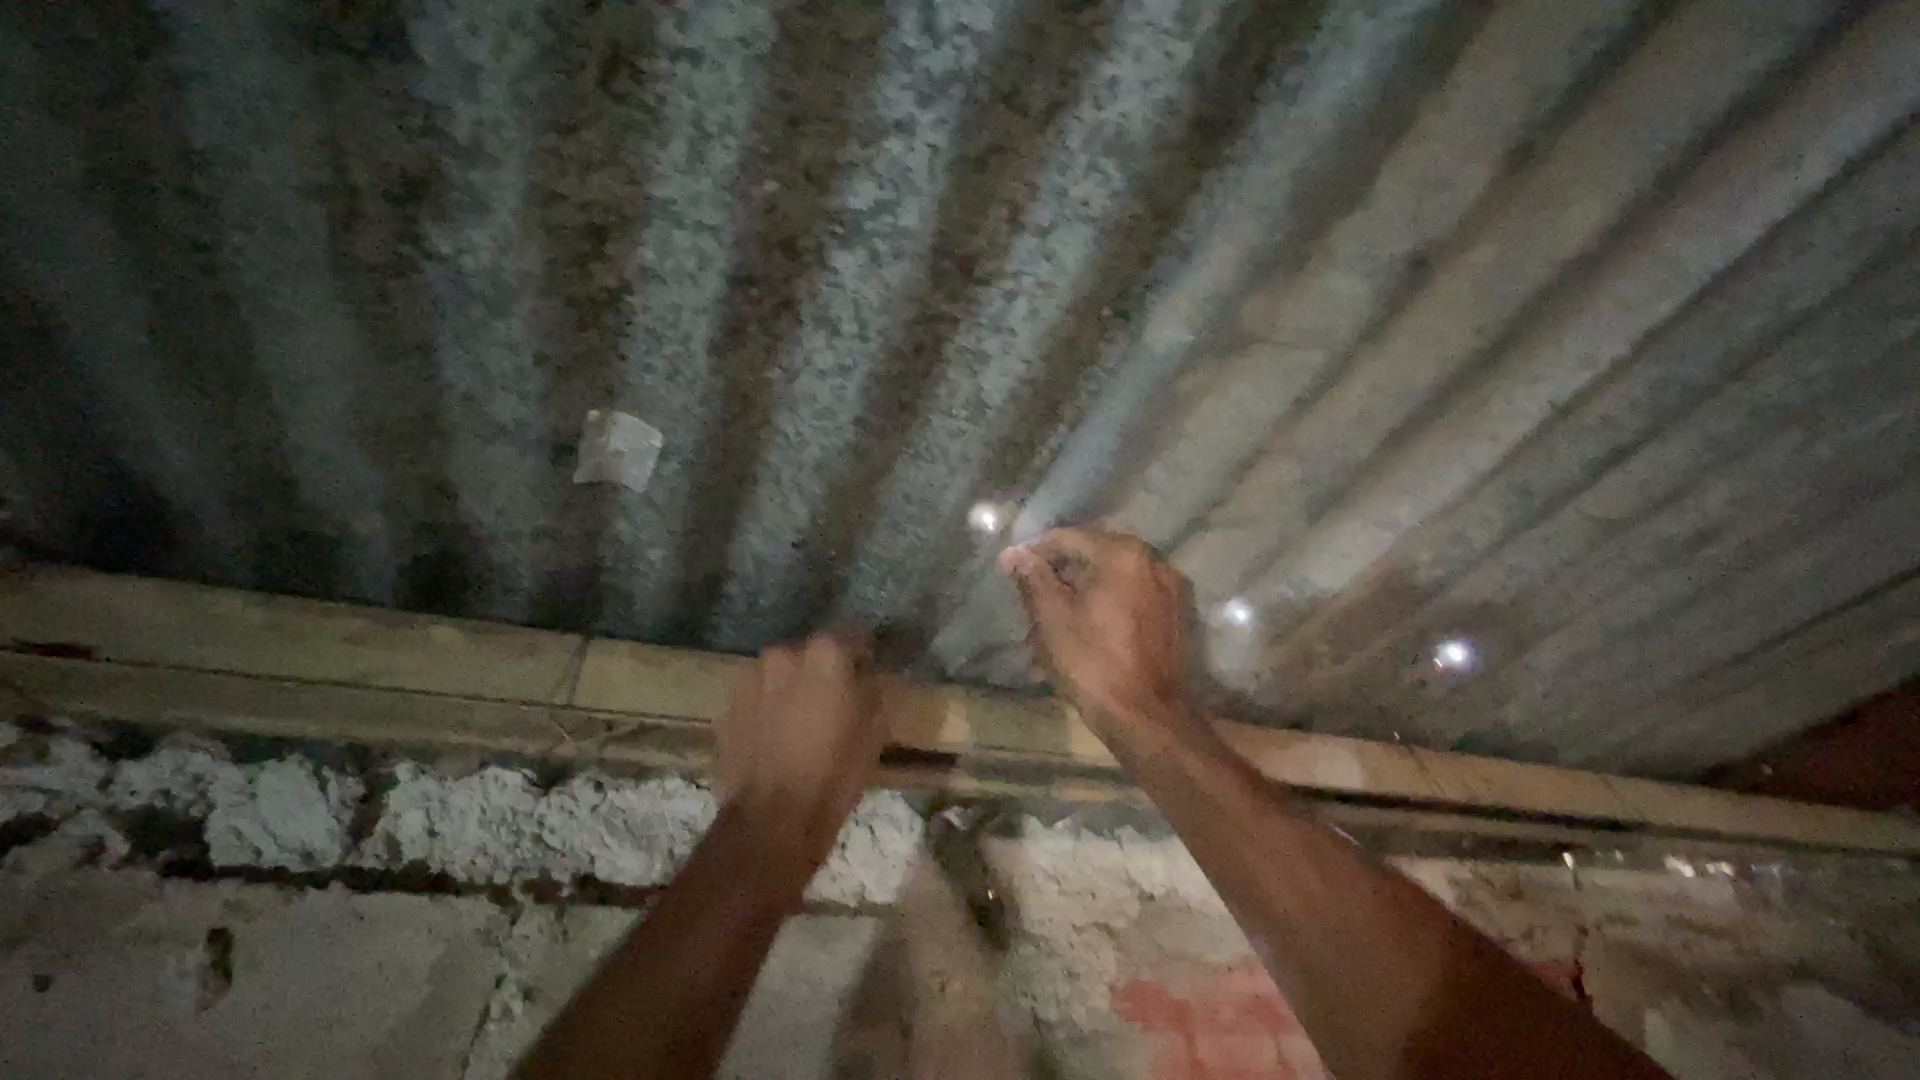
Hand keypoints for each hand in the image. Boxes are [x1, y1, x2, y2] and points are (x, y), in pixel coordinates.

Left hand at [714, 632, 885, 863]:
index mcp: (825, 654)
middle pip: (812, 655)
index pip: (854, 638)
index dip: (864, 657)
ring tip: (801, 722)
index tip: (868, 674)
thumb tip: (868, 676)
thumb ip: (872, 689)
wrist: (771, 818)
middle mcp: (783, 654)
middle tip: (834, 702)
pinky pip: (757, 696)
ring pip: (781, 674)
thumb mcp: (875, 730)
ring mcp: (749, 677)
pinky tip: (776, 736)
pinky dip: (768, 707)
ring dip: (792, 688)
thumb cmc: (835, 773)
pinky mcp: (727, 705)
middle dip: (823, 672)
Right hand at [997, 528, 1196, 728]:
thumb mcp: (1052, 619)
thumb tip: (1013, 553)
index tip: (1012, 571)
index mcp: (1122, 554)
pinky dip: (1113, 602)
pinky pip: (1137, 595)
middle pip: (1096, 553)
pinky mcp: (1179, 613)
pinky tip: (1094, 626)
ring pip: (1118, 575)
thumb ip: (1033, 578)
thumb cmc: (1092, 664)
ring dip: (1088, 587)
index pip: (1068, 538)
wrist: (1148, 717)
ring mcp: (1172, 587)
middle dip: (1063, 570)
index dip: (1035, 552)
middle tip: (1035, 596)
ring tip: (1061, 615)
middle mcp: (1154, 560)